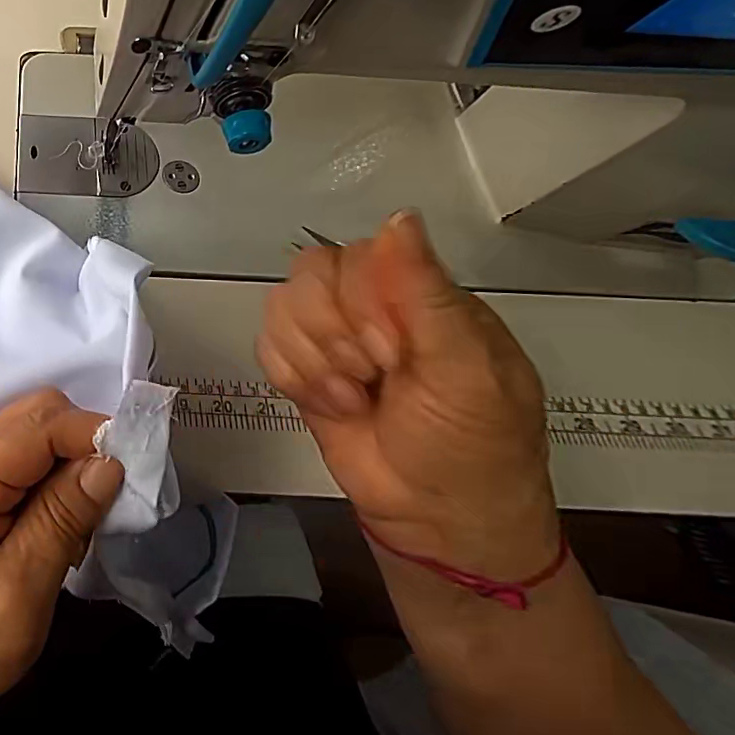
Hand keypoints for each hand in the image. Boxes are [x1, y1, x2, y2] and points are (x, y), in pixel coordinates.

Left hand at [0, 389, 123, 734]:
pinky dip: (59, 475)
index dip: (90, 434)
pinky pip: (28, 456)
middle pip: (35, 416)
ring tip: (90, 517)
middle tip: (117, 499)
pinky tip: (67, 519)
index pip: (34, 426)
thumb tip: (108, 462)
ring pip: (35, 430)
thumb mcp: (18, 593)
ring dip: (74, 460)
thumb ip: (59, 522)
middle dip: (85, 443)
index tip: (139, 465)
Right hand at [255, 210, 558, 578]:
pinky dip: (292, 378)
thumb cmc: (471, 444)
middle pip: (307, 277)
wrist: (434, 515)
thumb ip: (427, 295)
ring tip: (351, 396)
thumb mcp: (466, 371)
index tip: (392, 353)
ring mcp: (330, 337)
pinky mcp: (300, 367)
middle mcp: (371, 308)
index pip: (355, 258)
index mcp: (422, 297)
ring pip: (279, 310)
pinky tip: (329, 403)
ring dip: (311, 362)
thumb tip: (398, 219)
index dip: (358, 303)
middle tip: (371, 375)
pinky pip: (264, 346)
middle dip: (330, 336)